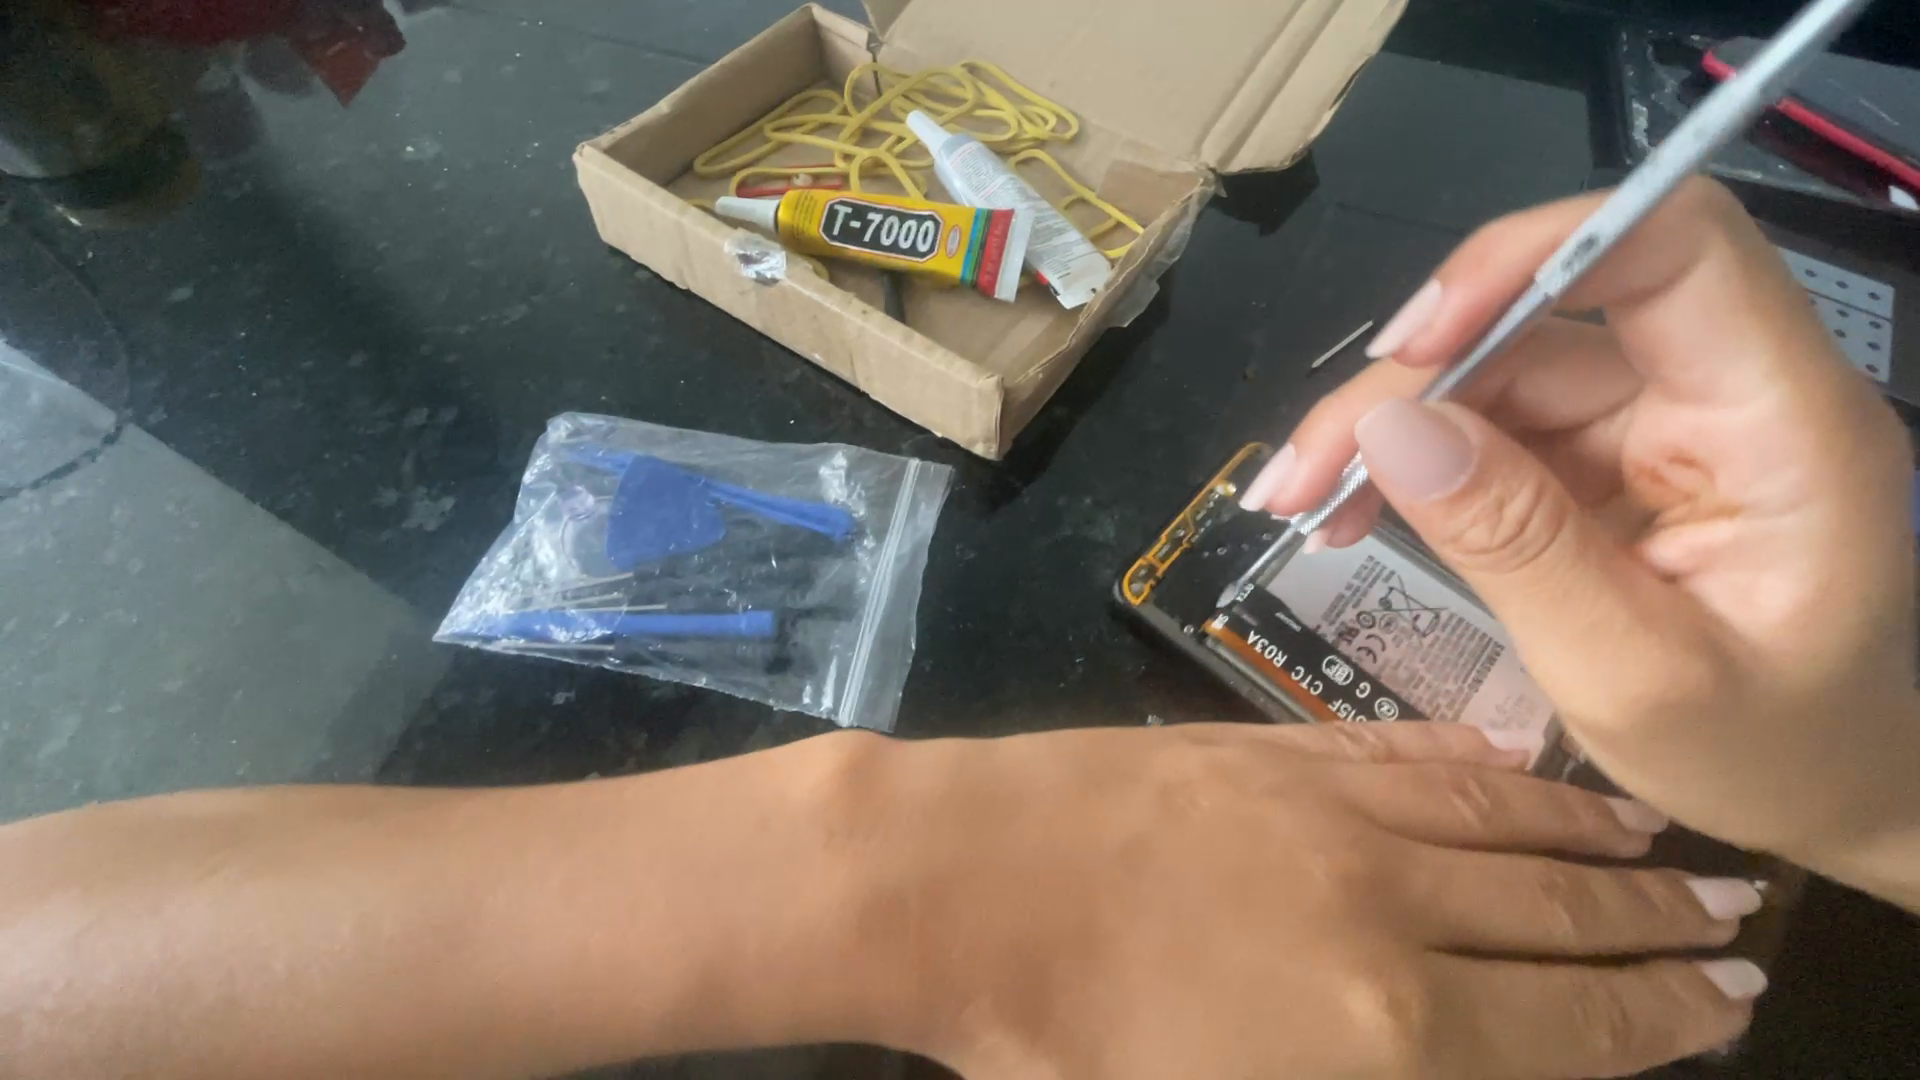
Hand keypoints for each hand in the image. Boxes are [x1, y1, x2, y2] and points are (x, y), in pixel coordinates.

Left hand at [859, 723, 1764, 1079]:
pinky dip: (1456, 757)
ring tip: (1644, 831)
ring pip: (1483, 814)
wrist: (967, 877)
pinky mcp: (1256, 748)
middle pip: (1550, 910)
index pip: (1571, 1024)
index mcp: (1387, 1029)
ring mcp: (1316, 804)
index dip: (1660, 1011)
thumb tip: (1457, 1047)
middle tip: (1725, 905)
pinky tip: (1501, 757)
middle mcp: (1381, 903)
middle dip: (1648, 915)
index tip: (1730, 991)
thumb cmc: (1066, 1034)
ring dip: (1573, 826)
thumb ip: (1367, 1072)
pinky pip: (1385, 750)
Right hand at [1239, 179, 1919, 901]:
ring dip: (1369, 438)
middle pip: (1522, 334)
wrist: (1822, 798)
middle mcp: (1697, 400)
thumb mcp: (1629, 671)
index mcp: (1770, 423)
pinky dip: (1391, 471)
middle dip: (1389, 397)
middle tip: (1293, 482)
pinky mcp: (1576, 470)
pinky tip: (1341, 513)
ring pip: (1474, 387)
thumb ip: (1513, 543)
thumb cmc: (1768, 755)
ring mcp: (1630, 434)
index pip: (1665, 255)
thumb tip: (1389, 429)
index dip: (1526, 262)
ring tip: (1298, 505)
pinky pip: (1464, 440)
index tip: (1403, 347)